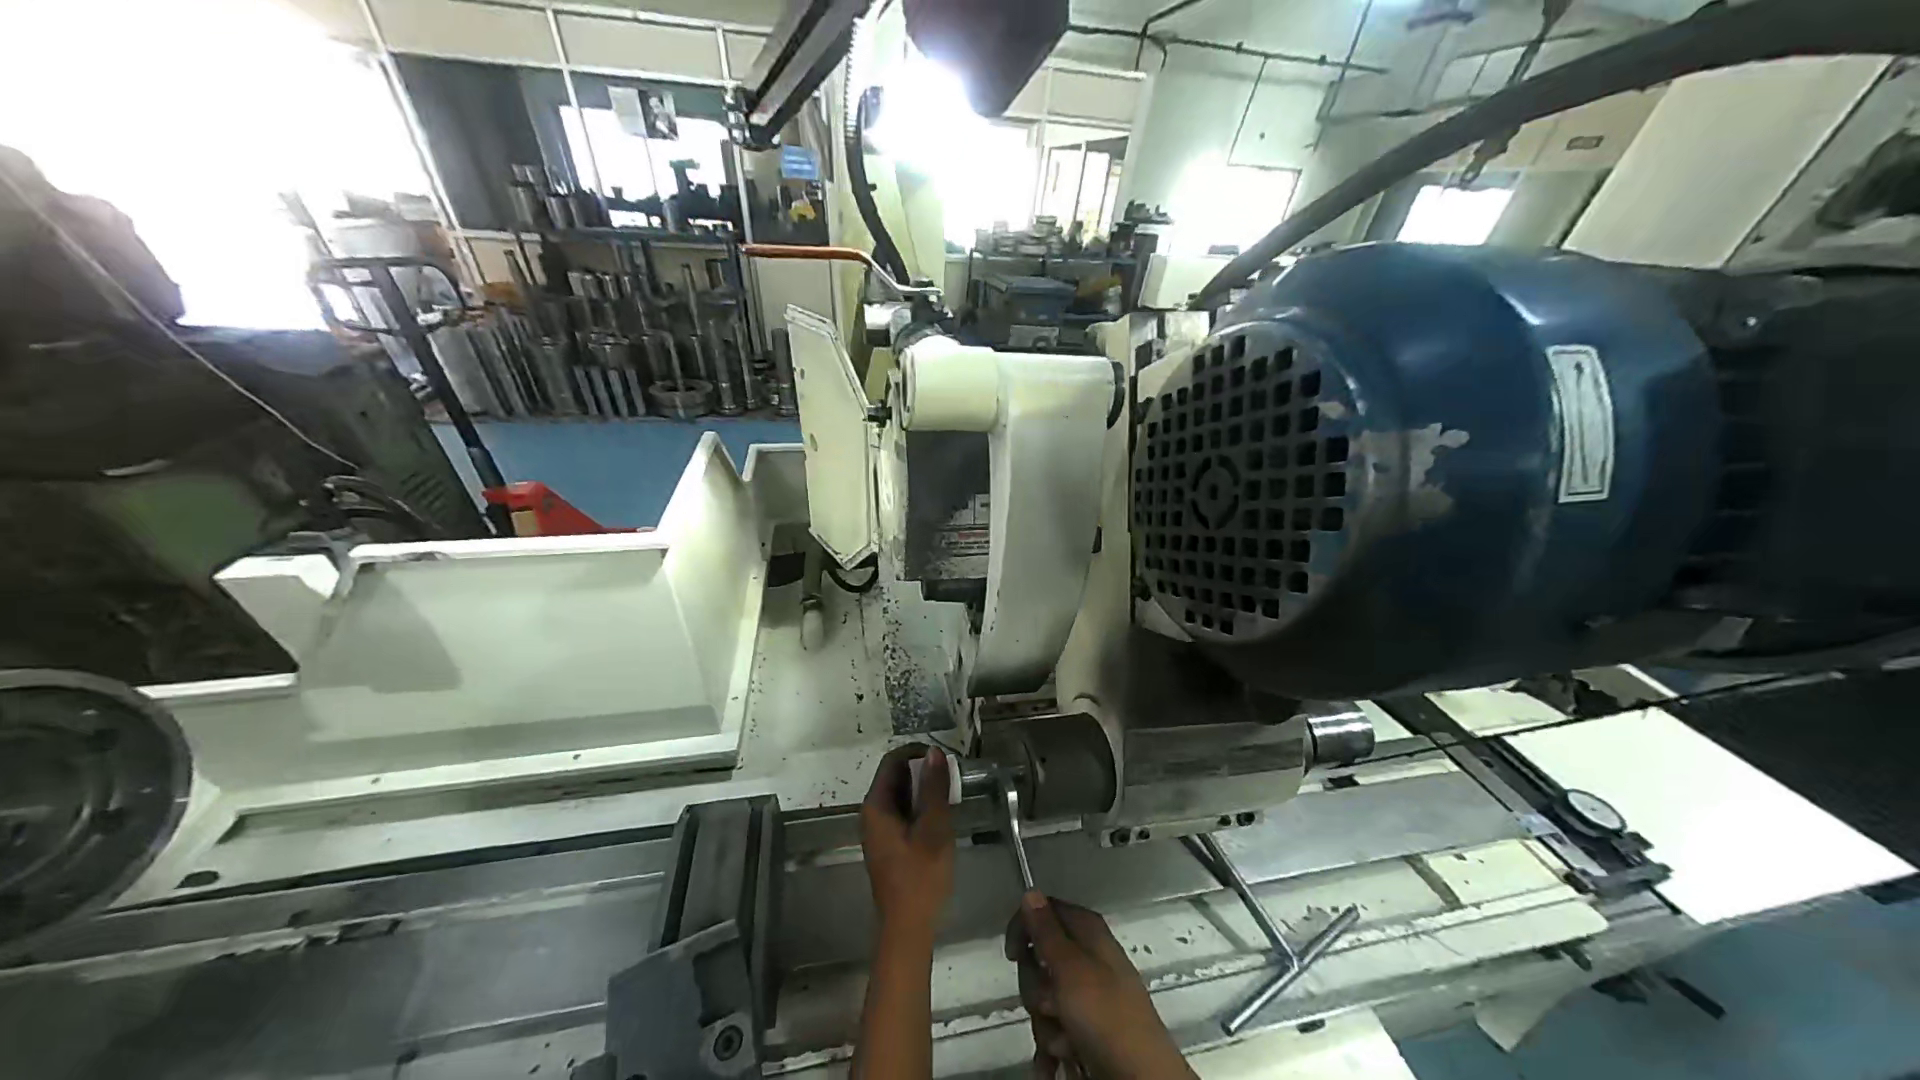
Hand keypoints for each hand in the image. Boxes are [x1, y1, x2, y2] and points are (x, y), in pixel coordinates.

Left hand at [860, 743, 954, 936]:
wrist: (908, 927)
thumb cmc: (920, 876)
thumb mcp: (933, 829)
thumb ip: (934, 789)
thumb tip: (934, 752)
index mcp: (876, 806)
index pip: (893, 762)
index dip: (917, 753)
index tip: (945, 758)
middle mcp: (873, 813)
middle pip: (896, 777)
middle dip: (923, 771)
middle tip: (952, 775)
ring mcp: (880, 829)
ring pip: (902, 795)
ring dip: (924, 789)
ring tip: (952, 791)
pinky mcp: (890, 843)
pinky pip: (904, 812)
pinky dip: (921, 807)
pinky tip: (942, 813)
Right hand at [1005, 894, 1196, 1079]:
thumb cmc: (1105, 1017)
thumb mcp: (1071, 968)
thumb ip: (1046, 931)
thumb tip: (1030, 891)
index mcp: (1088, 933)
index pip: (1045, 910)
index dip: (1025, 928)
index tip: (1014, 953)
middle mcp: (1087, 960)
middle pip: (1038, 961)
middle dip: (1036, 989)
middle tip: (1052, 1003)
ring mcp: (1086, 998)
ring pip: (1042, 1000)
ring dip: (1045, 1024)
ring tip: (1065, 1041)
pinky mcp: (1085, 1030)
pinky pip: (1052, 1030)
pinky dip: (1051, 1047)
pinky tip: (1057, 1062)